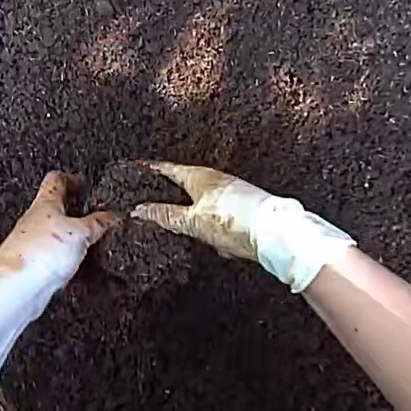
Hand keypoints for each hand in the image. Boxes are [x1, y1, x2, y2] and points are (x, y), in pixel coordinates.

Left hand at [0, 172, 118, 319]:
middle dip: (76, 211)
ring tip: (93, 243)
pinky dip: (68, 260)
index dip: (72, 178)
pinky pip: (54, 258)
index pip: (56, 179)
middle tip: (95, 215)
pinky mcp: (34, 266)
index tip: (85, 185)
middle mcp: (35, 221)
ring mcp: (33, 244)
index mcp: (45, 203)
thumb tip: (111, 216)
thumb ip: (98, 223)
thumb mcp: (81, 232)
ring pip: (56, 234)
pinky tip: (80, 268)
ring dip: (73, 237)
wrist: (15, 289)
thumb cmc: (39, 253)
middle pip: (56, 207)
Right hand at [133, 161, 355, 292]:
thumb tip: (138, 209)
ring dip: (191, 212)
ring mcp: (228, 192)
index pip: (167, 169)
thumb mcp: (192, 221)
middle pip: (184, 182)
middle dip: (169, 192)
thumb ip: (165, 215)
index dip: (150, 170)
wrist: (275, 232)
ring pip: (201, 200)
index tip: (135, 168)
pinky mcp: (240, 208)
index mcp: (198, 176)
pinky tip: (213, 242)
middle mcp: (214, 179)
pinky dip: (210, 225)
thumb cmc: (233, 221)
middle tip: (150, 199)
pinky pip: (218, 215)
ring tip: (179, 225)